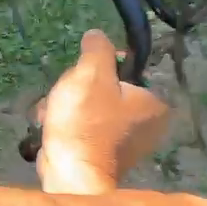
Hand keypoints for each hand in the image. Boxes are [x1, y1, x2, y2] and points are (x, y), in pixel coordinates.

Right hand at [36, 29, 170, 192]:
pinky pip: (84, 127)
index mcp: (153, 103)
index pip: (123, 70)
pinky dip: (67, 124)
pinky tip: (53, 126)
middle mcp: (148, 124)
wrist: (72, 170)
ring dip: (66, 105)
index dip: (97, 68)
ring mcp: (127, 142)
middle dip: (76, 89)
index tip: (80, 77)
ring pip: (90, 107)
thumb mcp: (90, 73)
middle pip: (103, 88)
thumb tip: (98, 35)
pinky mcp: (105, 155)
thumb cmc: (86, 120)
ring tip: (53, 113)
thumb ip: (97, 49)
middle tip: (65, 95)